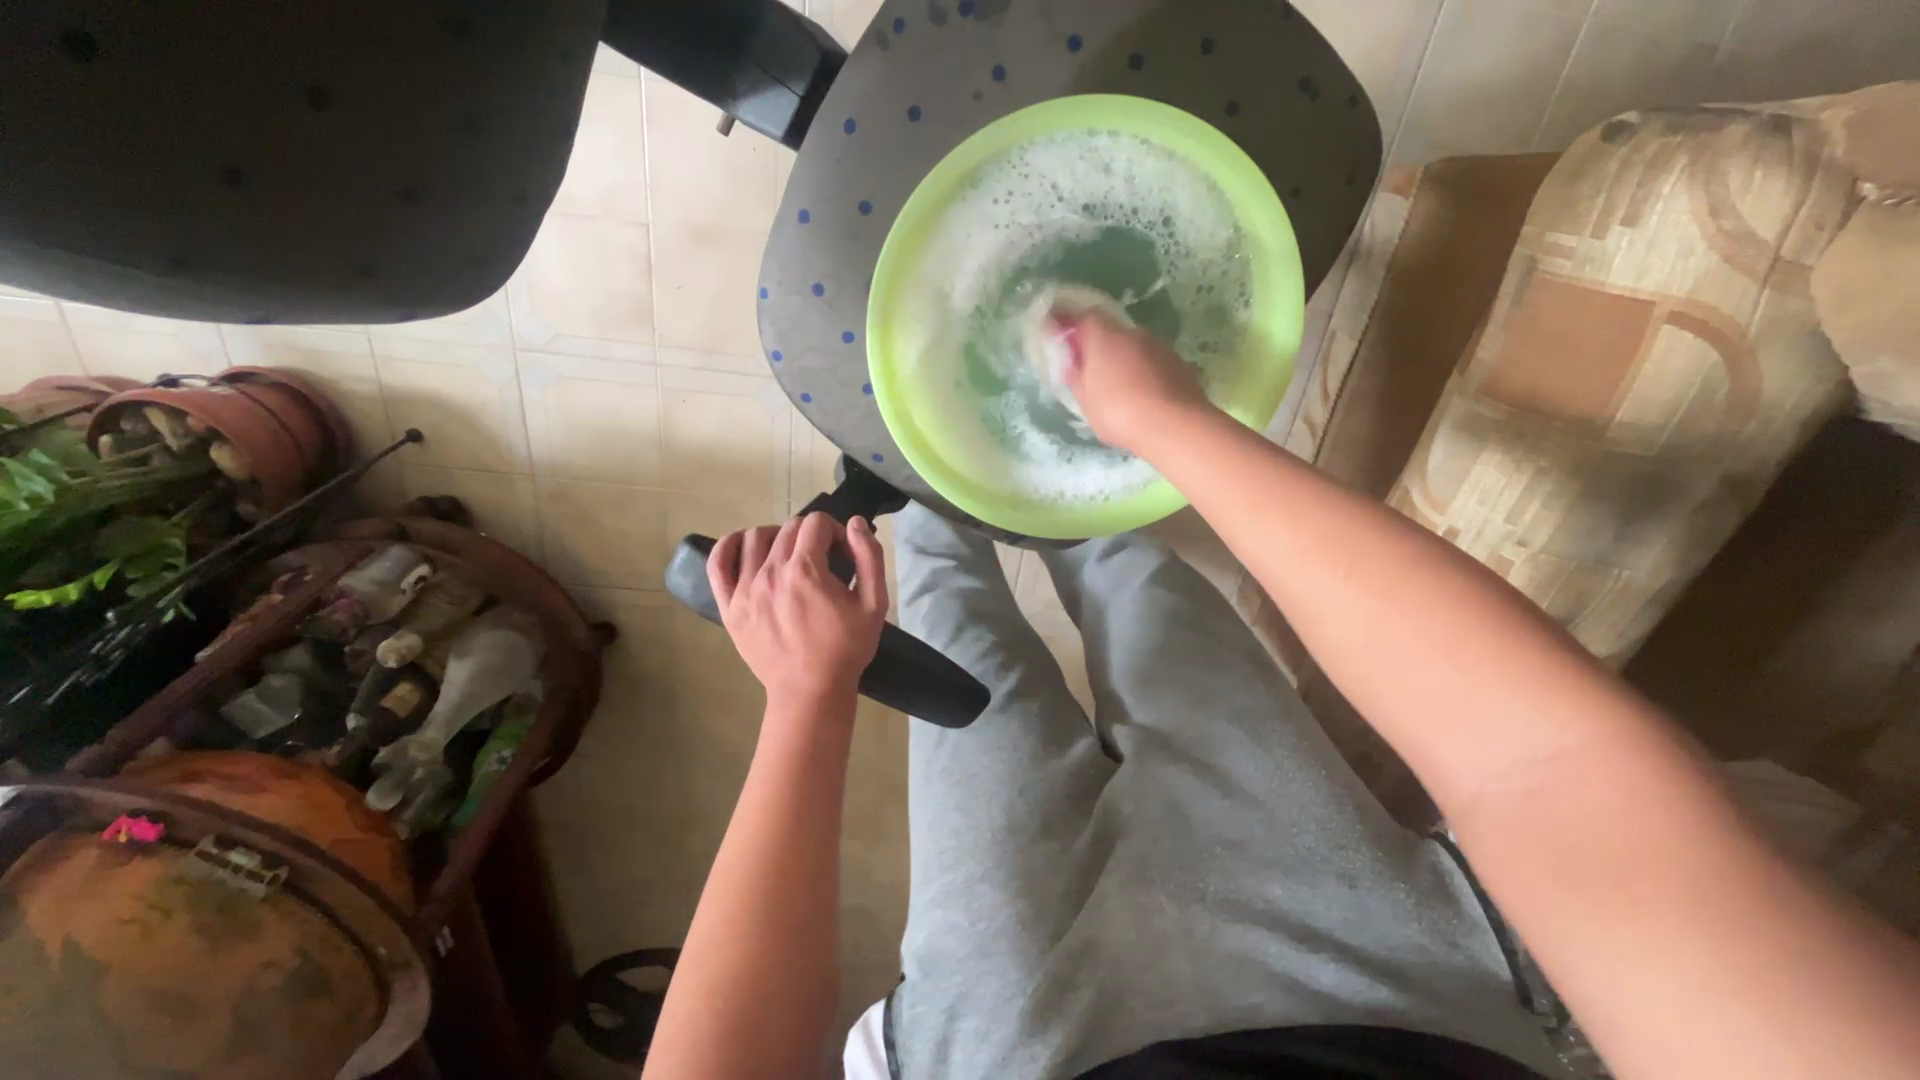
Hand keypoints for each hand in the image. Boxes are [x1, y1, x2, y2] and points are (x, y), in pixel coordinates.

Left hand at [707, 512, 887, 708]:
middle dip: (810, 535)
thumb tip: (854, 523)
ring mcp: (745, 589)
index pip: (816, 523)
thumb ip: (869, 557)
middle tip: (823, 560)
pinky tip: (744, 548)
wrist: (810, 691)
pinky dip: (728, 547)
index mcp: (806, 569)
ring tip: (788, 558)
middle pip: (788, 529)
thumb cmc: (846, 649)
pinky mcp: (729, 607)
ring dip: (776, 537)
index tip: (842, 553)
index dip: (834, 531)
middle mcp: (771, 573)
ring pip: (754, 538)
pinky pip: (718, 564)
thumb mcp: (875, 604)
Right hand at [1051, 309, 1214, 453]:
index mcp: (1104, 337)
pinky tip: (1142, 395)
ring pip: (1133, 347)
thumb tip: (1070, 361)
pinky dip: (1143, 372)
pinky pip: (1152, 362)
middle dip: (1098, 345)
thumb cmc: (1119, 413)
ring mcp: (1160, 346)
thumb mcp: (1085, 400)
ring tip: (1117, 387)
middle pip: (1110, 331)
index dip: (1070, 322)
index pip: (1083, 317)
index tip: (1058, 330)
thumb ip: (1075, 375)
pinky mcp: (1179, 363)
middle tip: (1088, 368)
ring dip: (1123, 360)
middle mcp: (1133, 334)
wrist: (1175, 427)